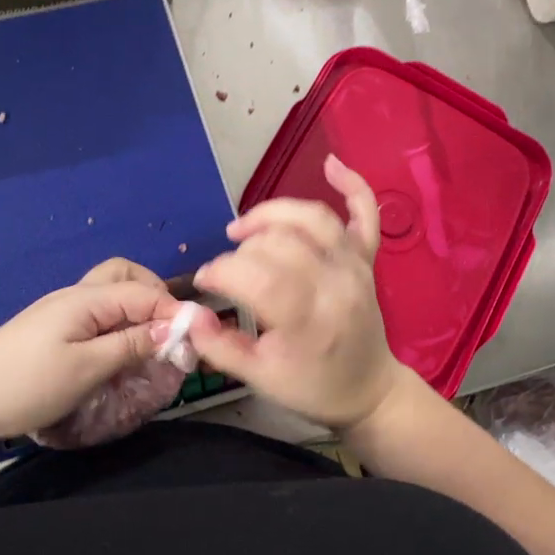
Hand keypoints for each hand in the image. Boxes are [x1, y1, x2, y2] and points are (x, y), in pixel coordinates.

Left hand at [0, 259, 201, 438]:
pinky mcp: (53, 331)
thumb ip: (132, 344)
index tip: (200, 340)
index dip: (175, 312)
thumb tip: (176, 328)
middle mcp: (76, 296)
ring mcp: (62, 313)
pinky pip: (97, 316)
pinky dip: (118, 326)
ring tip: (151, 345)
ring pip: (111, 297)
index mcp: (86, 299)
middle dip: (155, 297)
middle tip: (170, 333)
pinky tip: (122, 354)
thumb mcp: (86, 368)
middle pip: (125, 277)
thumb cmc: (27, 383)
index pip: (145, 292)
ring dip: (137, 312)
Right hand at [190, 155, 412, 429]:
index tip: (206, 282)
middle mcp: (334, 285)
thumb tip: (187, 315)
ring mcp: (354, 267)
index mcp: (307, 320)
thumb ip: (219, 347)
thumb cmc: (311, 386)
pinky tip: (330, 164)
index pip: (256, 276)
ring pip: (313, 218)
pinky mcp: (367, 259)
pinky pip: (365, 214)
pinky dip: (351, 185)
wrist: (367, 391)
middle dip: (242, 249)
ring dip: (273, 215)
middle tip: (229, 271)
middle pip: (280, 242)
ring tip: (243, 228)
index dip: (221, 271)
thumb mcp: (258, 379)